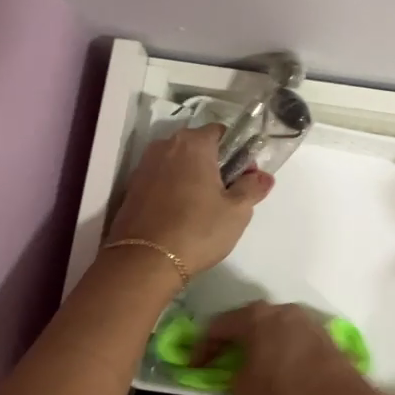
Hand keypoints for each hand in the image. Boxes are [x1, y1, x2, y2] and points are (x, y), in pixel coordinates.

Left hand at [107, 125, 273, 275]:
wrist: (143, 262)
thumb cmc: (197, 230)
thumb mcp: (237, 211)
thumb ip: (253, 187)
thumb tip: (263, 177)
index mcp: (193, 143)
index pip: (221, 132)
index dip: (237, 152)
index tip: (244, 177)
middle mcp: (165, 146)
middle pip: (198, 147)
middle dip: (214, 164)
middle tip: (227, 195)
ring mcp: (144, 166)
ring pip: (178, 164)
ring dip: (192, 177)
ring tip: (203, 208)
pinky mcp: (132, 188)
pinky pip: (161, 180)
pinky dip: (173, 190)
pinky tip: (180, 215)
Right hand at [193, 302, 374, 394]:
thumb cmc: (285, 394)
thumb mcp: (244, 392)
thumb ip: (229, 378)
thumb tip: (232, 374)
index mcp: (255, 317)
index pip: (217, 326)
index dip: (201, 348)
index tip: (193, 369)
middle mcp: (280, 309)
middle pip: (246, 321)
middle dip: (230, 342)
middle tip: (219, 364)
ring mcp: (304, 318)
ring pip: (270, 328)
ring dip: (256, 345)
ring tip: (249, 368)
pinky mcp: (322, 333)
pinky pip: (290, 337)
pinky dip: (277, 349)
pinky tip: (277, 370)